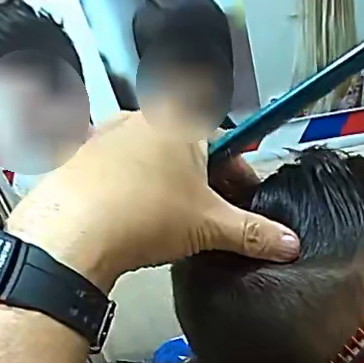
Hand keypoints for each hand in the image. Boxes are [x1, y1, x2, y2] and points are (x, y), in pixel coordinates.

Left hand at [4, 111, 298, 290]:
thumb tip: (290, 244)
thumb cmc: (144, 214)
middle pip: (191, 145)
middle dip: (210, 178)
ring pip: (156, 156)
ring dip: (174, 183)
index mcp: (179, 123)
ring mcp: (106, 134)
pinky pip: (124, 169)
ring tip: (180, 222)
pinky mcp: (81, 157)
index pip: (225, 136)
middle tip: (218, 215)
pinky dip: (140, 189)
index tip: (247, 195)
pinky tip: (143, 220)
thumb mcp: (212, 227)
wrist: (73, 231)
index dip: (241, 168)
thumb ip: (254, 233)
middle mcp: (142, 118)